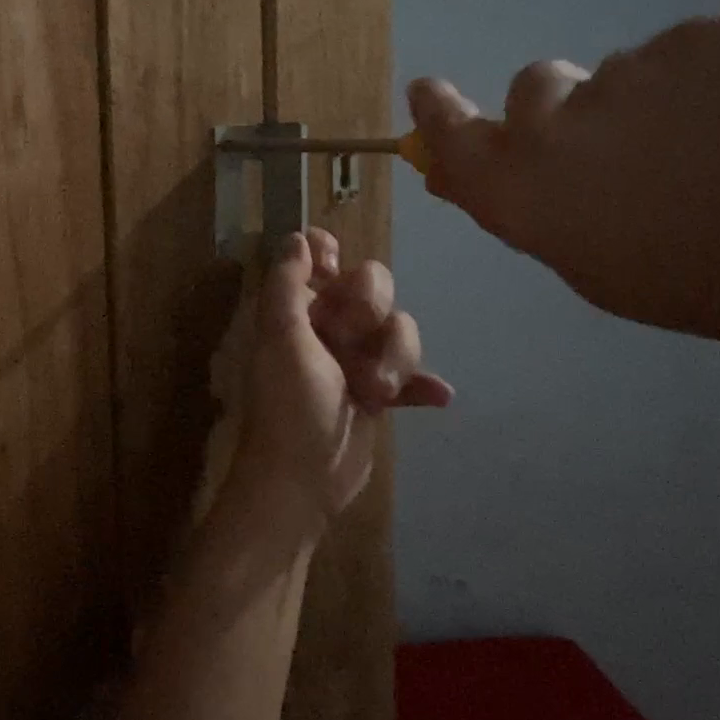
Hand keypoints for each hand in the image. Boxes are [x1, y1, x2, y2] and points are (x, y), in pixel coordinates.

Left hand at [216, 229, 450, 532]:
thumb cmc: (289, 407)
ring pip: (397, 330)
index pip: (316, 260)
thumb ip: (287, 286)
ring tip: (376, 392)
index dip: (330, 255)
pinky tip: (436, 397)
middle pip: (370, 288)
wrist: (303, 482)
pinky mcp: (377, 394)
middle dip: (371, 313)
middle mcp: (326, 327)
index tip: (336, 268)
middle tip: (351, 342)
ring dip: (394, 358)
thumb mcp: (283, 340)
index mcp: (296, 311)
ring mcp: (354, 360)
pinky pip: (411, 376)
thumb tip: (298, 236)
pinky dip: (420, 384)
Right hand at [405, 6, 719, 376]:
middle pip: (539, 85)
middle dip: (567, 105)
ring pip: (634, 69)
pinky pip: (710, 46)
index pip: (455, 135)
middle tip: (635, 144)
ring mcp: (650, 65)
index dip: (438, 112)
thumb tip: (470, 166)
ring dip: (661, 98)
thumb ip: (531, 207)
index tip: (428, 90)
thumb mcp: (602, 269)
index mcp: (535, 188)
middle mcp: (570, 119)